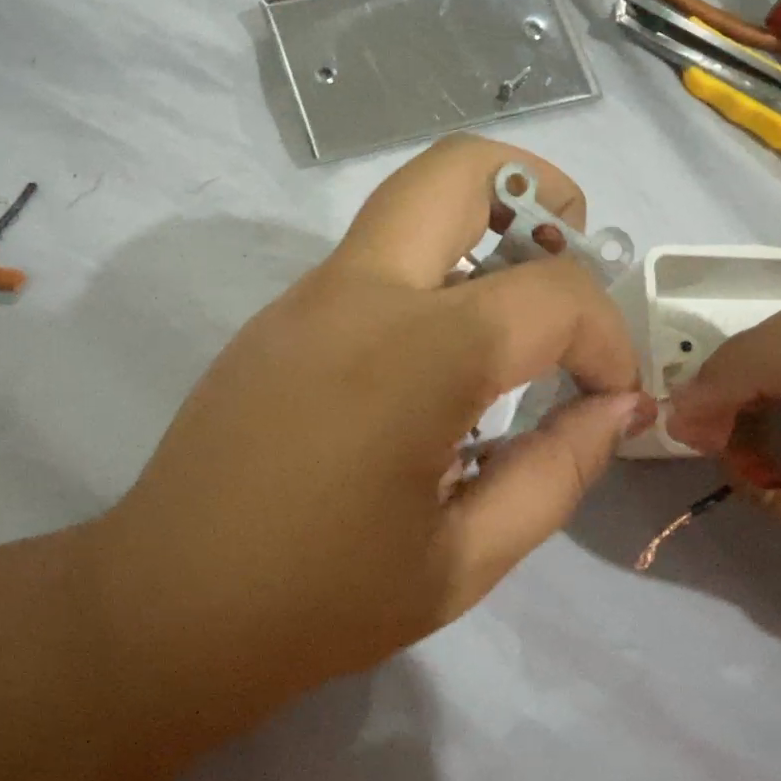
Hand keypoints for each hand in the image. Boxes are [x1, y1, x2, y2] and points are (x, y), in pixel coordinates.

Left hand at [108, 135, 649, 690]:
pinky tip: (439, 368)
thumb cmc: (320, 602)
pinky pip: (372, 260)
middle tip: (572, 270)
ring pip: (408, 206)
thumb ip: (556, 473)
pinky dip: (432, 275)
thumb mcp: (464, 560)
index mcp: (414, 357)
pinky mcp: (277, 319)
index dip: (608, 337)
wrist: (166, 610)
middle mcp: (356, 295)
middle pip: (460, 170)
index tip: (610, 396)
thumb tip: (615, 407)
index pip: (552, 293)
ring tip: (517, 324)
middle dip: (542, 196)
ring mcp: (305, 298)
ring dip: (483, 231)